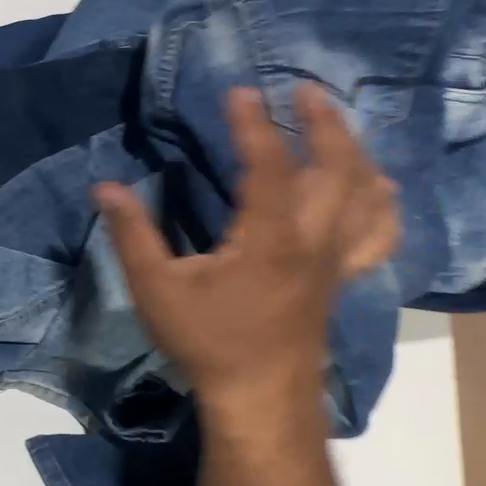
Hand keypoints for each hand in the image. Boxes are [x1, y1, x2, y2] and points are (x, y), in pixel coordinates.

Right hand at [95, 84, 399, 418]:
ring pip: (368, 196)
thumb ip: (131, 233)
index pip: (271, 168)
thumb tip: (105, 186)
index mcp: (270, 240)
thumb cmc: (205, 339)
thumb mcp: (154, 287)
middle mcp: (315, 242)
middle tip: (304, 91)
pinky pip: (379, 231)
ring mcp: (336, 260)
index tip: (241, 92)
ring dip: (356, 152)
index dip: (255, 126)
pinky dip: (380, 200)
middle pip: (339, 171)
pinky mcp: (340, 276)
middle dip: (324, 125)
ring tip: (338, 125)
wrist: (259, 394)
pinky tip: (373, 186)